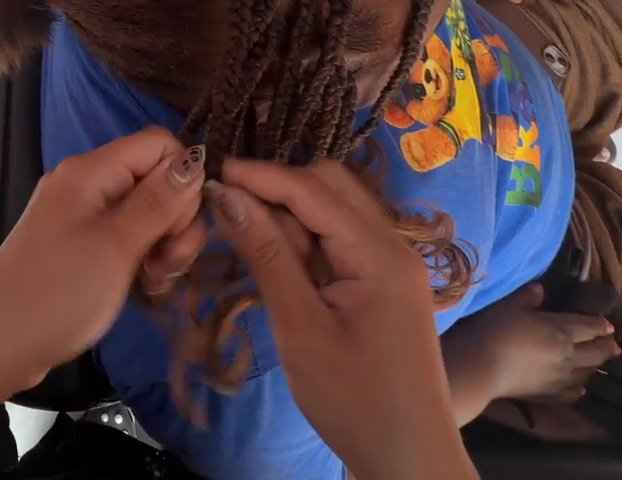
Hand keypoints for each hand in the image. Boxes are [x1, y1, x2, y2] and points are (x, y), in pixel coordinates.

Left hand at [0, 130, 204, 439]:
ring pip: (146, 210)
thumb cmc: (58, 293)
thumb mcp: (117, 246)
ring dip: (163, 244)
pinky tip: (143, 286)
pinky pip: (126, 234)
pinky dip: (142, 256)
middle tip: (167, 263)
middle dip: (176, 219)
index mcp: (91, 170)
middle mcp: (86, 181)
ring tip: (154, 280)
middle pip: (155, 178)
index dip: (183, 178)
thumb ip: (159, 201)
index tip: (180, 226)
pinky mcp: (80, 241)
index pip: (159, 144)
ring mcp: (81, 212)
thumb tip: (196, 158)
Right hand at [210, 159, 476, 479]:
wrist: (410, 465)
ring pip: (332, 207)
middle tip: (231, 207)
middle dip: (277, 186)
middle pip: (329, 185)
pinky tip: (279, 256)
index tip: (211, 171)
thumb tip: (225, 193)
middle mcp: (392, 245)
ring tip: (251, 238)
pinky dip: (304, 236)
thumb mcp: (299, 326)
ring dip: (289, 211)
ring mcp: (390, 262)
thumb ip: (265, 252)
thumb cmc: (354, 400)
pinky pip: (338, 236)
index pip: (312, 189)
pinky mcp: (382, 281)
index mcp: (380, 253)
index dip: (260, 175)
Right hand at [443, 284, 618, 403]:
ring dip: (595, 365)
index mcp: (560, 330)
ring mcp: (565, 378)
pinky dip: (581, 384)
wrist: (483, 366)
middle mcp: (570, 355)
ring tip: (596, 361)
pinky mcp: (555, 395)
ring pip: (590, 372)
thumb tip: (541, 289)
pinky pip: (576, 391)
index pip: (590, 326)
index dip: (601, 324)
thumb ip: (527, 297)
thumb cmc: (494, 329)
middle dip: (608, 346)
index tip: (608, 324)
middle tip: (612, 343)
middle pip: (598, 351)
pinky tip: (579, 384)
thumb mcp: (507, 306)